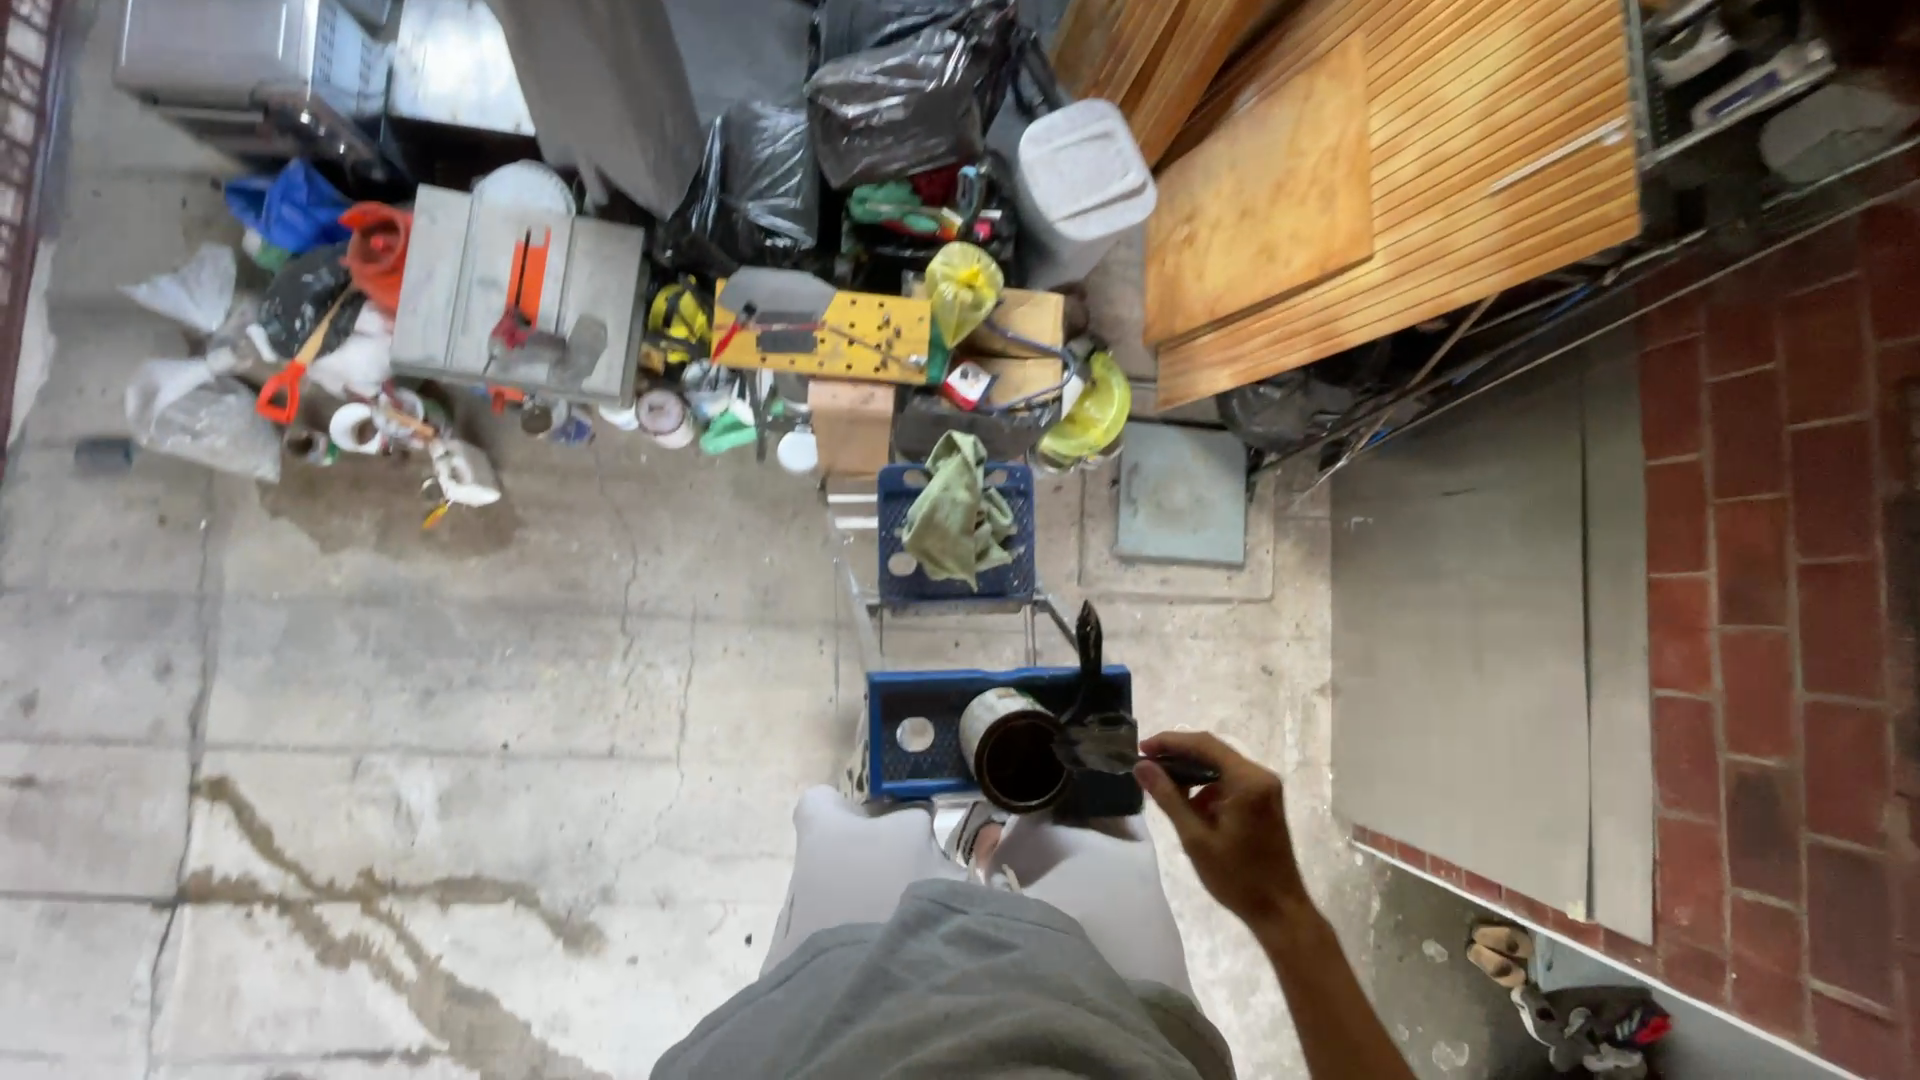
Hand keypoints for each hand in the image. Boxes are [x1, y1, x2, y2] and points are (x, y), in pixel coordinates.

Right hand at [1135, 731, 1306, 924]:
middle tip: (1146, 767)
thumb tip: (1141, 766)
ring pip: (1218, 766)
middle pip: (1212, 751)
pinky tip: (1188, 806)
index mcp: (1248, 780)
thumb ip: (1168, 796)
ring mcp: (1264, 788)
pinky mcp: (1263, 801)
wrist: (1280, 912)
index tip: (1141, 749)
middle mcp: (1260, 776)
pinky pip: (1228, 781)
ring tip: (1162, 787)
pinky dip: (1205, 787)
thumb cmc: (1238, 877)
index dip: (1169, 742)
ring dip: (1190, 773)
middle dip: (1177, 756)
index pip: (1204, 744)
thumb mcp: (1195, 837)